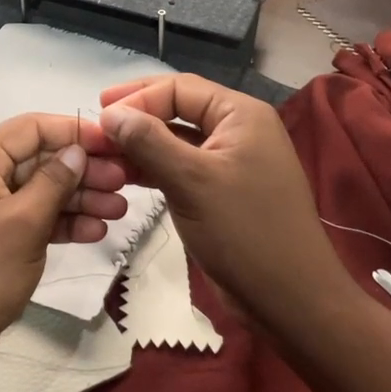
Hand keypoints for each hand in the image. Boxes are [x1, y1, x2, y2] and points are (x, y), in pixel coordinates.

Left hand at [0, 114, 128, 374]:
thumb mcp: (22, 224)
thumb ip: (53, 182)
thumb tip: (76, 150)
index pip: (31, 128)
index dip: (73, 131)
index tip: (114, 142)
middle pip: (40, 159)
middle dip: (83, 169)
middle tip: (125, 181)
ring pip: (43, 190)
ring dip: (81, 198)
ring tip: (120, 210)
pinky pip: (37, 219)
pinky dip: (65, 223)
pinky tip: (97, 231)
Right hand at [97, 75, 356, 319]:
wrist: (292, 303)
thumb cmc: (244, 232)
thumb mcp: (191, 181)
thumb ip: (148, 141)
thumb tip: (110, 113)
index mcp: (241, 115)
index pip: (179, 88)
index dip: (137, 97)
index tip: (99, 113)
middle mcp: (238, 130)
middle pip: (178, 109)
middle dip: (138, 117)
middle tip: (98, 126)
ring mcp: (232, 162)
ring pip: (178, 139)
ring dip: (142, 143)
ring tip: (105, 153)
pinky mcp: (223, 191)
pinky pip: (183, 166)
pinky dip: (155, 167)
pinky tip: (126, 176)